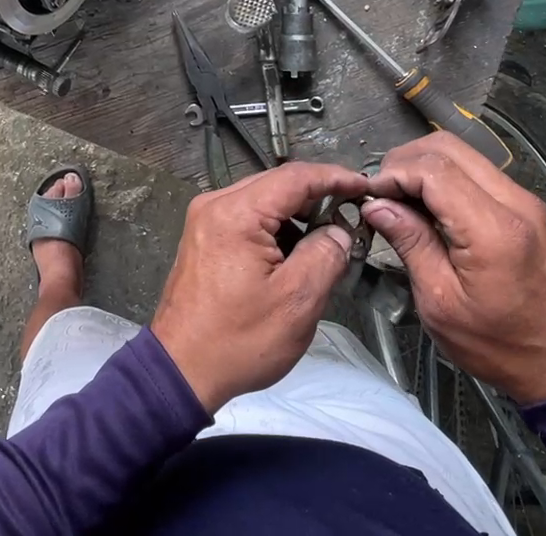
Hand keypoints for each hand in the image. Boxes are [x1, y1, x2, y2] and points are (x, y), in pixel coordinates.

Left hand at [151, 162, 369, 411]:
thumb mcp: (296, 301)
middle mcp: (214, 205)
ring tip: (329, 237)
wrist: (181, 369)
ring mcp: (205, 220)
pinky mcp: (203, 237)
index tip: (364, 185)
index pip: (294, 177)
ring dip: (296, 214)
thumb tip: (339, 232)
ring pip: (262, 200)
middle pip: (276, 184)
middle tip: (353, 214)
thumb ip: (325, 255)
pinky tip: (296, 251)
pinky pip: (247, 217)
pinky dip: (275, 227)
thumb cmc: (237, 340)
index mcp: (235, 213)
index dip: (334, 177)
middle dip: (317, 196)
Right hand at [362, 132, 545, 403]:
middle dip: (404, 161)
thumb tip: (376, 205)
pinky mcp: (526, 208)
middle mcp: (515, 203)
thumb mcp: (440, 303)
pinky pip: (476, 171)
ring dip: (423, 165)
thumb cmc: (500, 345)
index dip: (393, 174)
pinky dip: (443, 175)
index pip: (434, 169)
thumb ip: (410, 243)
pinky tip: (425, 204)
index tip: (368, 195)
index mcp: (494, 230)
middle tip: (380, 193)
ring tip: (398, 198)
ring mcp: (525, 201)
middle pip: (448, 147)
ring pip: (462, 153)